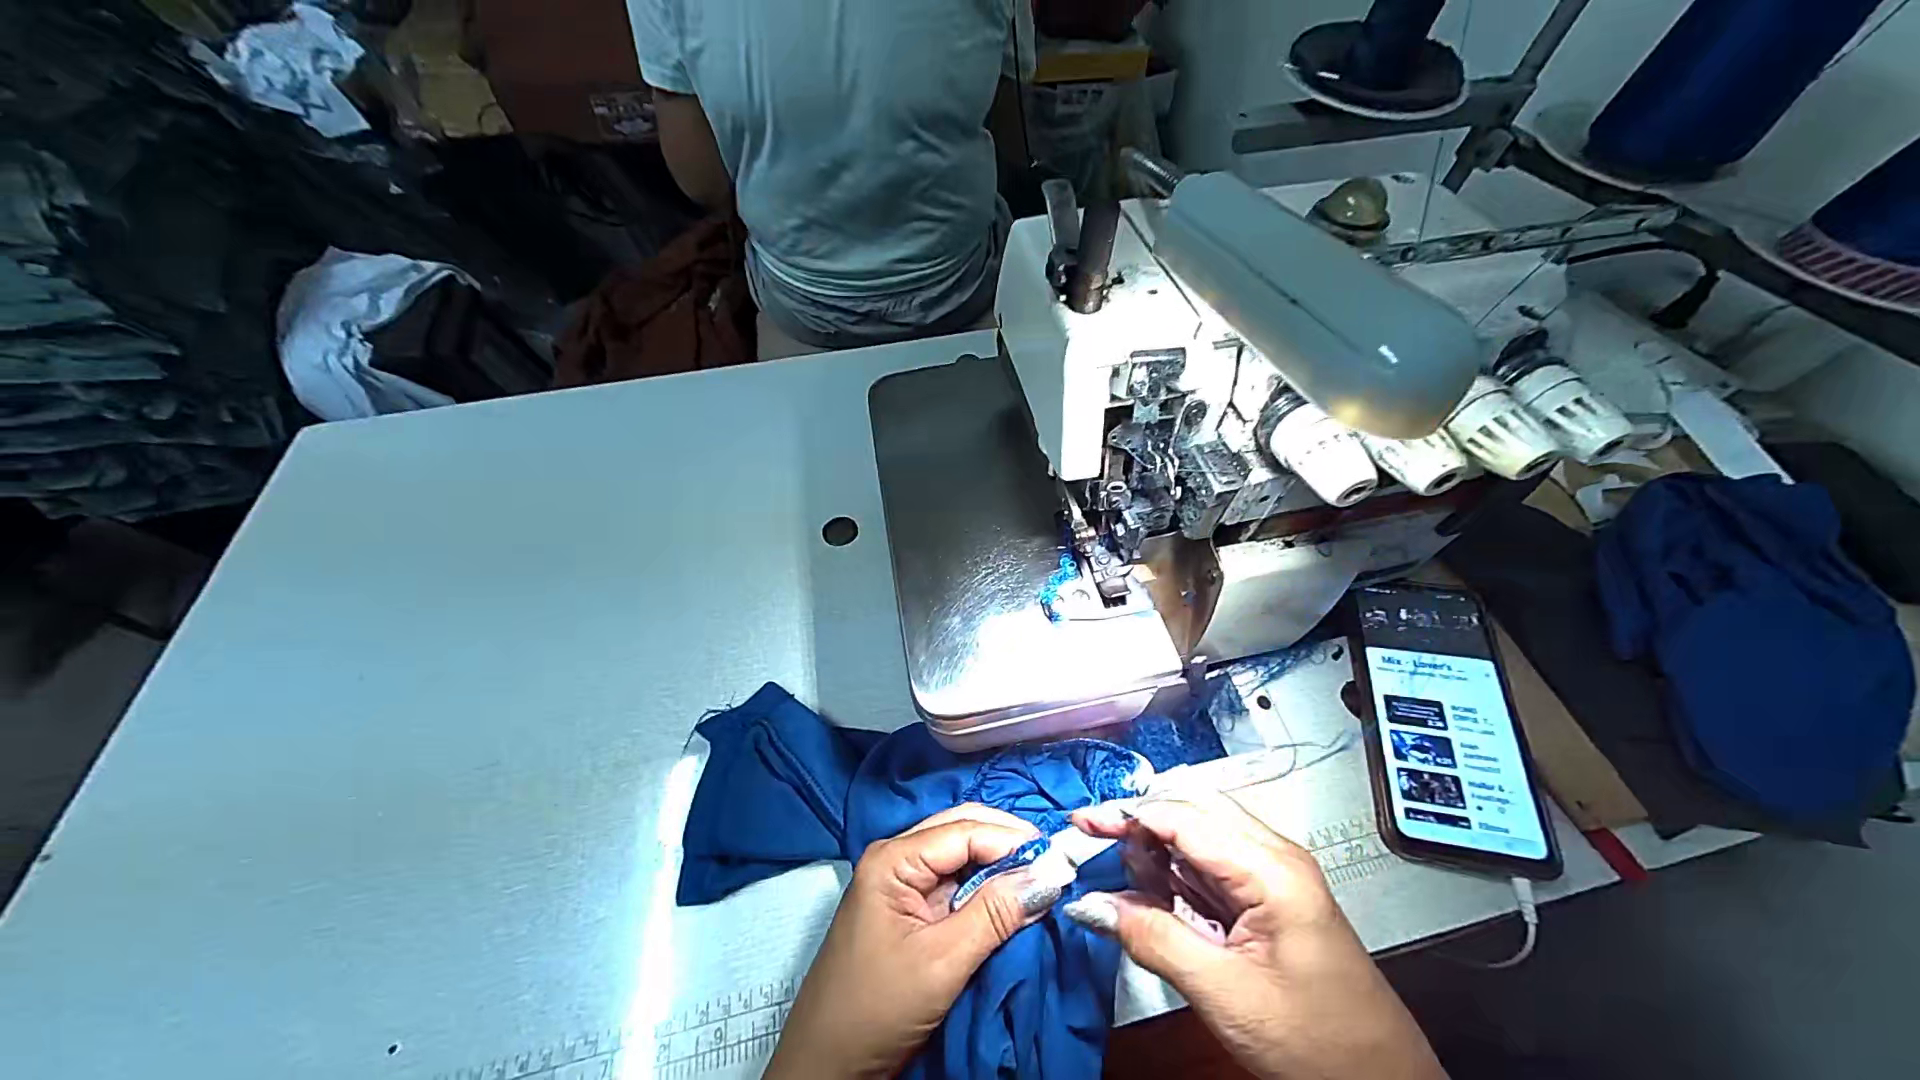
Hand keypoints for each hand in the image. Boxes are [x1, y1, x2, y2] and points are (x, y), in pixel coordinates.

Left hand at [766, 804, 1062, 1078]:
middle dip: (1008, 842)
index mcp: (893, 859)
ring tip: (1042, 876)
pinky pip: (956, 880)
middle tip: (1054, 862)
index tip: (1059, 856)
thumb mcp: (942, 962)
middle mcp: (897, 857)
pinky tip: (1013, 894)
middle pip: (962, 830)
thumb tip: (1049, 875)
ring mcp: (902, 881)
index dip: (1012, 840)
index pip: (964, 830)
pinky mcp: (911, 906)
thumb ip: (995, 914)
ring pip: (962, 854)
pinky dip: (987, 885)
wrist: (827, 1064)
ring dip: (1001, 863)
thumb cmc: (876, 1009)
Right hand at [1068, 795, 1445, 1079]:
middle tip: (1096, 846)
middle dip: (1140, 825)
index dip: (1128, 815)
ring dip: (1156, 850)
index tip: (1082, 823)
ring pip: (1196, 834)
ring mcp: (1272, 873)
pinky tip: (1157, 895)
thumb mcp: (1224, 993)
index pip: (1183, 816)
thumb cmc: (1319, 1046)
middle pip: (1190, 811)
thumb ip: (1152, 937)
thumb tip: (1091, 904)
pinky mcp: (1266, 895)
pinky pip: (1208, 864)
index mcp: (1271, 869)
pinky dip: (1174, 873)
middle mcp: (1273, 856)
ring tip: (1132, 885)